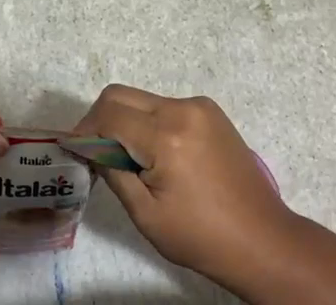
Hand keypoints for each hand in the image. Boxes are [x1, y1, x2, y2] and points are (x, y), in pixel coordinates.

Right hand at [72, 85, 293, 293]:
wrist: (262, 240)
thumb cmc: (201, 237)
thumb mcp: (146, 214)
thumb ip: (113, 171)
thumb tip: (88, 147)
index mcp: (167, 136)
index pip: (109, 114)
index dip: (84, 131)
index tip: (73, 152)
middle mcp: (183, 109)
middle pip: (122, 96)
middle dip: (99, 120)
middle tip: (92, 153)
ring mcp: (200, 107)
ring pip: (143, 100)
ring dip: (125, 122)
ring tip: (124, 160)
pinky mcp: (211, 112)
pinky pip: (165, 107)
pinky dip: (148, 124)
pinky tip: (153, 156)